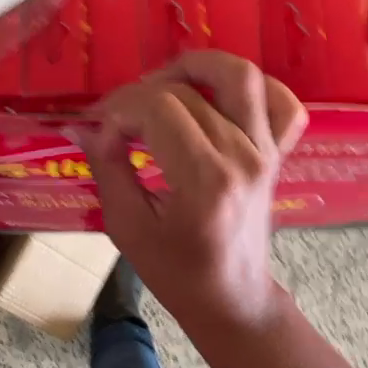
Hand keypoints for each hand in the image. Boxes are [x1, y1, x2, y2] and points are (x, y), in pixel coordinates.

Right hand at [77, 52, 307, 335]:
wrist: (232, 300)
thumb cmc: (175, 274)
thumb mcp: (127, 228)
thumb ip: (108, 169)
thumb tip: (85, 126)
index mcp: (204, 180)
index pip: (157, 109)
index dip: (119, 109)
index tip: (99, 130)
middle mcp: (242, 156)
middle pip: (187, 91)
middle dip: (139, 96)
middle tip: (116, 119)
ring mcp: (266, 151)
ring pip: (239, 77)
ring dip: (196, 67)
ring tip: (164, 84)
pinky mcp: (278, 154)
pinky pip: (282, 102)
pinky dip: (256, 88)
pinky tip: (222, 97)